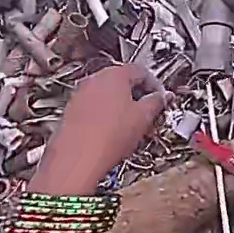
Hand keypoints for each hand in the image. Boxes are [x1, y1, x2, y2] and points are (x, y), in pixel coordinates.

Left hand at [35, 64, 165, 189]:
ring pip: (108, 95)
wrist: (76, 161)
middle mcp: (94, 80)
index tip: (161, 98)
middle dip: (138, 96)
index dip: (156, 86)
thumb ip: (157, 102)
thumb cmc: (106, 137)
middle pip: (123, 81)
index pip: (142, 71)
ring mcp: (80, 96)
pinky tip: (113, 133)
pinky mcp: (71, 113)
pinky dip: (106, 115)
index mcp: (114, 74)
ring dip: (122, 106)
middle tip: (149, 111)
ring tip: (132, 126)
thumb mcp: (144, 117)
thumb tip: (162, 98)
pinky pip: (94, 107)